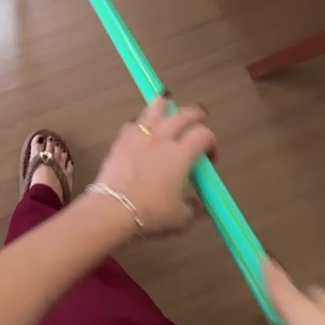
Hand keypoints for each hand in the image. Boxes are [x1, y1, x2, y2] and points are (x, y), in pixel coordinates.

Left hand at [89, 98, 214, 236]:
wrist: (112, 209)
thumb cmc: (151, 214)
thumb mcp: (181, 217)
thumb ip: (194, 207)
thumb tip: (199, 203)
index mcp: (181, 155)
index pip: (204, 134)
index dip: (211, 142)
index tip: (209, 158)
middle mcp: (162, 138)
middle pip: (184, 114)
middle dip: (196, 116)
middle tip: (199, 121)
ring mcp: (140, 135)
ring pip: (156, 107)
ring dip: (167, 107)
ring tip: (170, 112)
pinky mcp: (121, 139)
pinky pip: (135, 122)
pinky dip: (142, 123)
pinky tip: (143, 132)